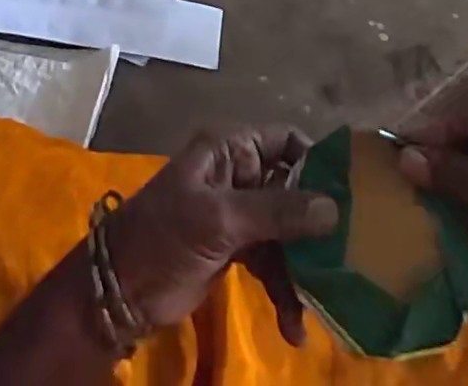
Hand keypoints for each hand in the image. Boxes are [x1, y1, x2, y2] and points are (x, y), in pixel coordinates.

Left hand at [107, 126, 338, 344]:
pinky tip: (293, 326)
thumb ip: (276, 211)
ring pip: (285, 230)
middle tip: (346, 255)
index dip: (316, 162)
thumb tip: (333, 208)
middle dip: (315, 224)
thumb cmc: (165, 236)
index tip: (349, 193)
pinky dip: (283, 288)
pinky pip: (271, 260)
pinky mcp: (235, 247)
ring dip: (301, 267)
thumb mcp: (219, 220)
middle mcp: (238, 173)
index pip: (285, 141)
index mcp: (230, 149)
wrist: (118, 291)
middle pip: (291, 188)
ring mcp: (238, 212)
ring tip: (318, 304)